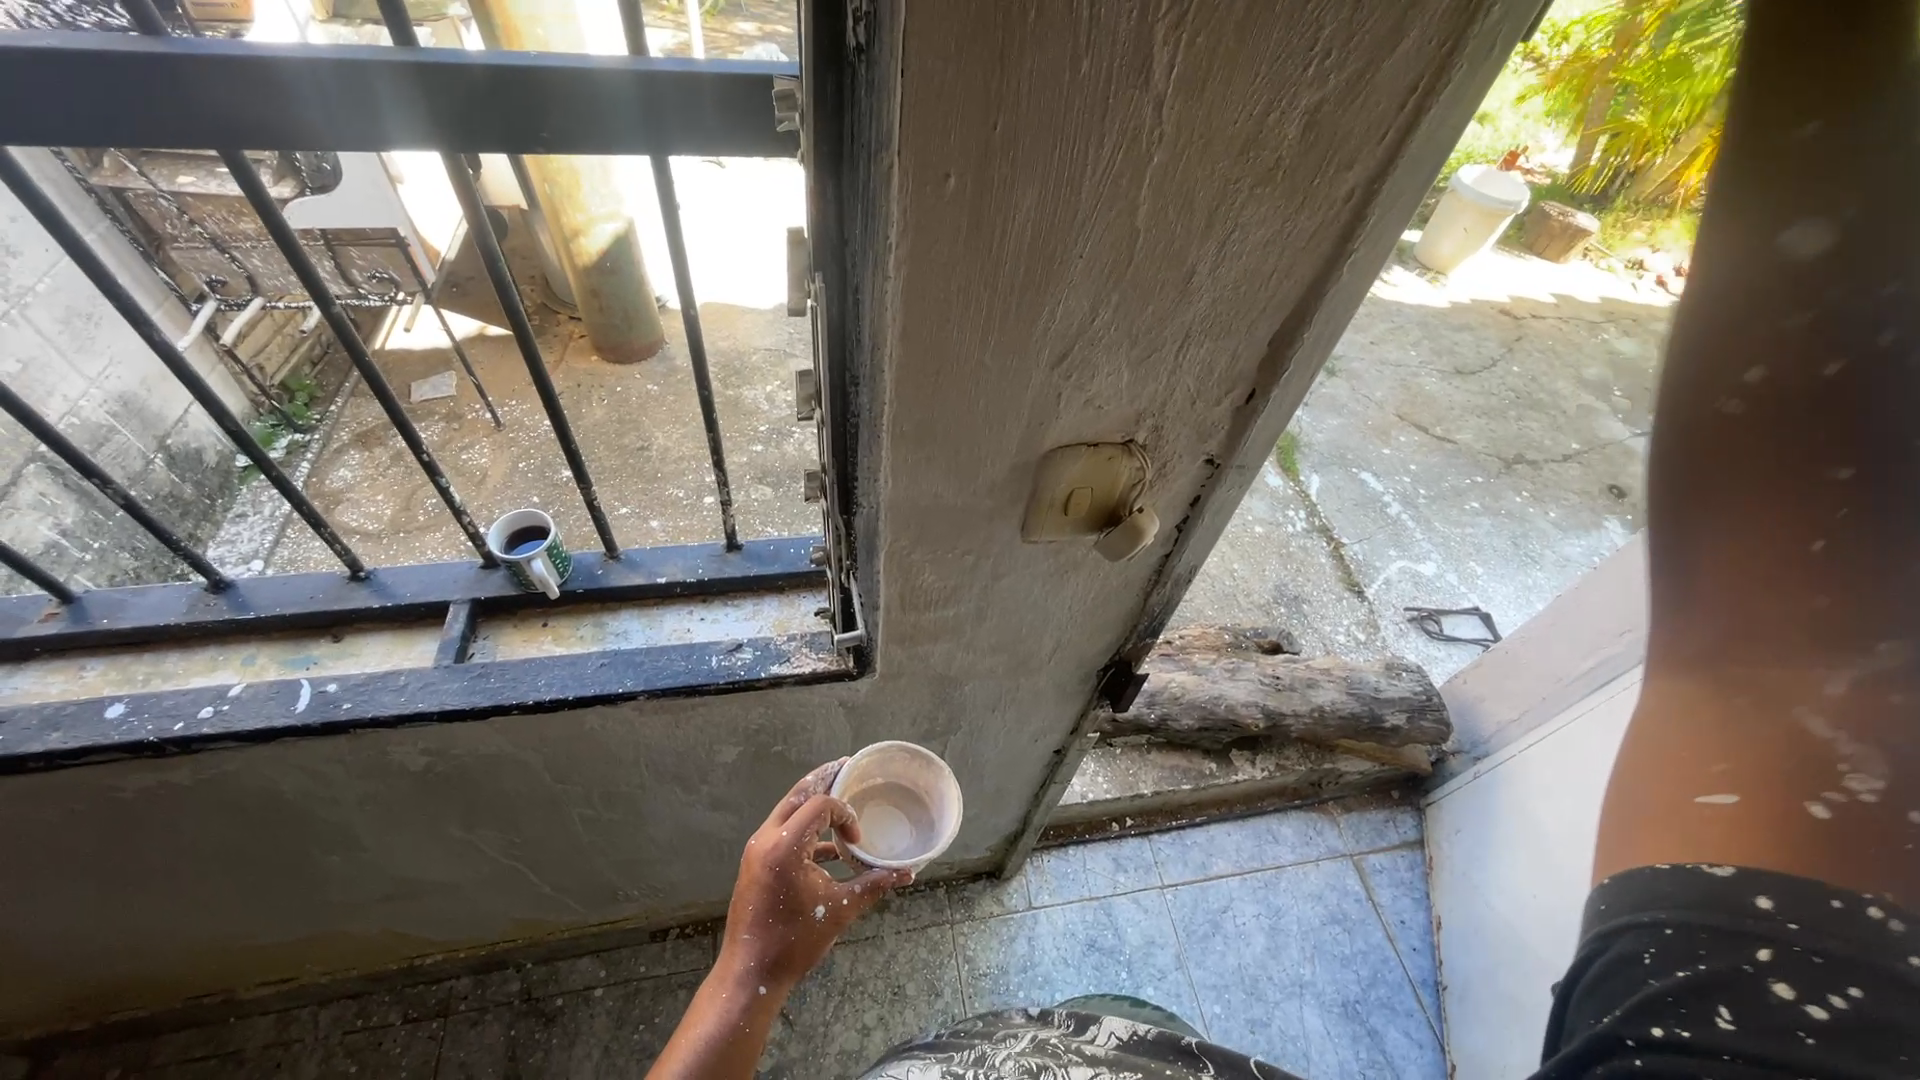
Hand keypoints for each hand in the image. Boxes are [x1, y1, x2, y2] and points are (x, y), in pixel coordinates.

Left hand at [717, 759, 912, 990]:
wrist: (749, 974)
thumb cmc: (794, 942)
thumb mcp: (839, 910)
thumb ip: (873, 884)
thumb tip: (907, 873)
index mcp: (785, 846)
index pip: (819, 804)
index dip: (844, 813)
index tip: (858, 839)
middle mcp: (766, 839)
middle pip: (798, 794)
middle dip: (824, 780)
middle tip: (847, 766)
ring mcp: (756, 850)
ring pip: (787, 810)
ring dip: (812, 801)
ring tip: (838, 793)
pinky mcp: (754, 862)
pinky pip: (781, 830)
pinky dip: (804, 827)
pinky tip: (827, 846)